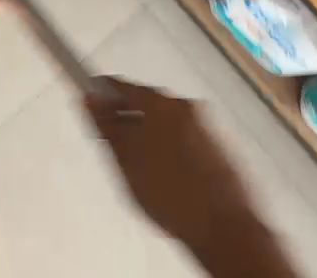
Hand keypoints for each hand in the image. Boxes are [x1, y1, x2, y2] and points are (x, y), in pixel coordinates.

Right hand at [84, 78, 259, 245]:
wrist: (227, 230)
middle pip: (145, 103)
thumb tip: (89, 99)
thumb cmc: (173, 195)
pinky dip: (173, 151)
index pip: (118, 85)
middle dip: (127, 121)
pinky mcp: (221, 148)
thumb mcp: (124, 160)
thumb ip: (104, 124)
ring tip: (142, 172)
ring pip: (166, 123)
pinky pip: (186, 140)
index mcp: (158, 103)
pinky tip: (168, 180)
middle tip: (115, 147)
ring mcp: (206, 126)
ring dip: (150, 137)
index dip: (100, 95)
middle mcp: (184, 106)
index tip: (90, 106)